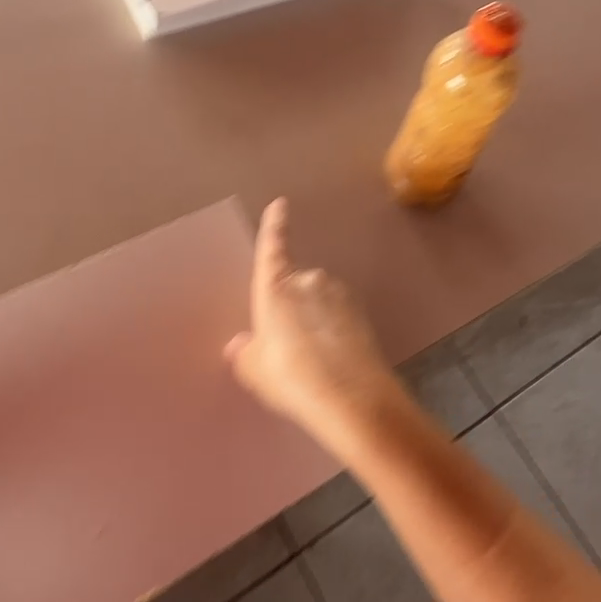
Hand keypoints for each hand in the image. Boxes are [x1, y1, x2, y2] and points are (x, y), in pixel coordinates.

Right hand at [224, 199, 403, 446]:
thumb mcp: (255, 371)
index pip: (273, 247)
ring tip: (312, 362)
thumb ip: (246, 352)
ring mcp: (338, 295)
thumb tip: (240, 344)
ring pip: (319, 303)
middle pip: (294, 286)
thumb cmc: (291, 377)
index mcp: (276, 288)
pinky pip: (338, 317)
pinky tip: (334, 362)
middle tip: (287, 349)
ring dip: (314, 322)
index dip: (275, 225)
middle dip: (291, 309)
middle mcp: (308, 281)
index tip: (280, 204)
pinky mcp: (361, 313)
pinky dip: (334, 332)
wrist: (351, 397)